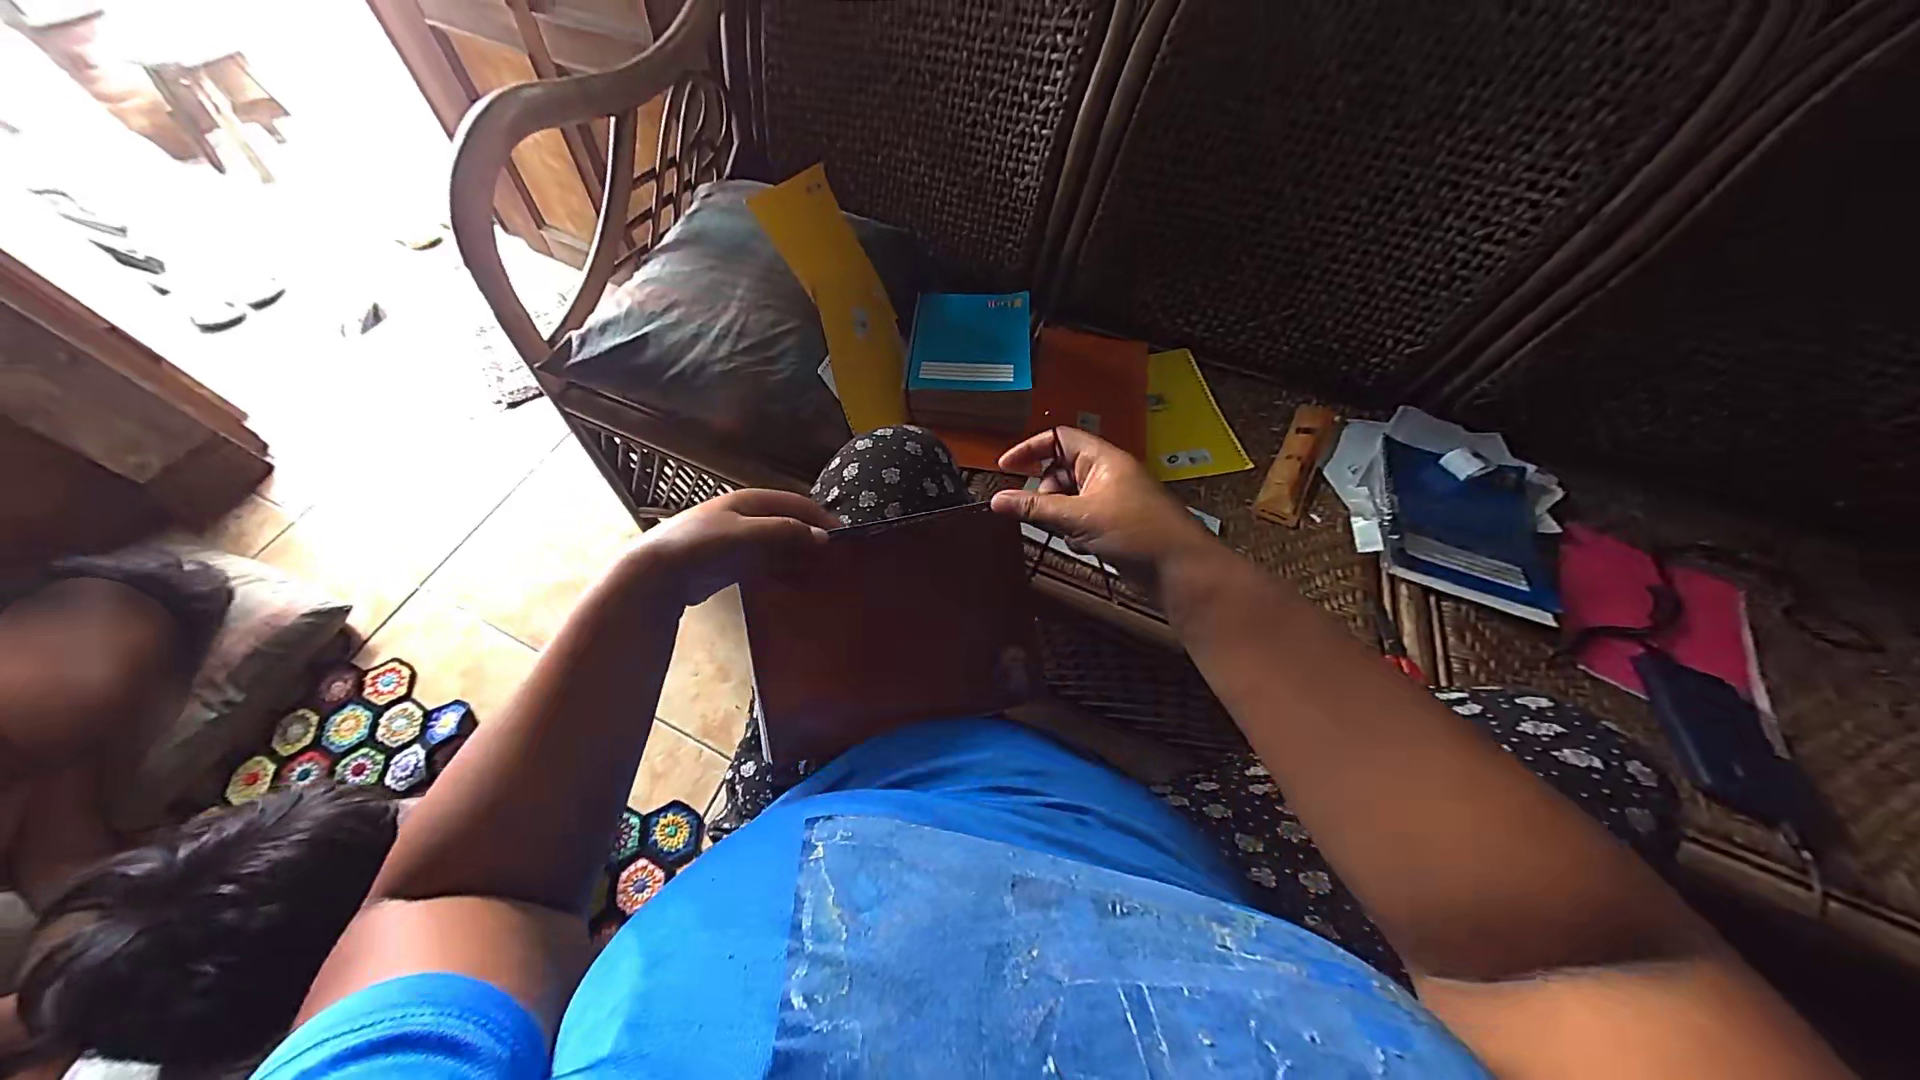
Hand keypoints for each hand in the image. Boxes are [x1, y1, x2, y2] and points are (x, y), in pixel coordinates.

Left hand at [626, 489, 838, 605]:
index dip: (820, 516)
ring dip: (798, 555)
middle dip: (811, 536)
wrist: (656, 573)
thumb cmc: (701, 545)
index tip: (842, 535)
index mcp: (748, 500)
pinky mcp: (728, 563)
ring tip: (817, 572)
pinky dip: (781, 569)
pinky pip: (764, 562)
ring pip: (777, 544)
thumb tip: (822, 536)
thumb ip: (784, 532)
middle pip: (788, 522)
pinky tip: (791, 582)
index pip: (795, 502)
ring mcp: (736, 539)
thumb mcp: (746, 533)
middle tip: (832, 556)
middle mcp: (744, 516)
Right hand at [988, 427, 1220, 583]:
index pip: (1057, 438)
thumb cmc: (1139, 532)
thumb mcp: (1078, 517)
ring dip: (1061, 517)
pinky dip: (1075, 532)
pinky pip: (1081, 520)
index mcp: (1102, 458)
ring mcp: (1111, 500)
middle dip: (1045, 492)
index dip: (1030, 449)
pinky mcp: (1114, 524)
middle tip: (1040, 512)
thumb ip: (1035, 508)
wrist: (1178, 569)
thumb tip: (998, 499)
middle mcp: (1107, 474)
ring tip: (1071, 533)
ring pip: (1069, 499)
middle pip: (1059, 471)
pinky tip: (1085, 546)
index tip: (1006, 467)